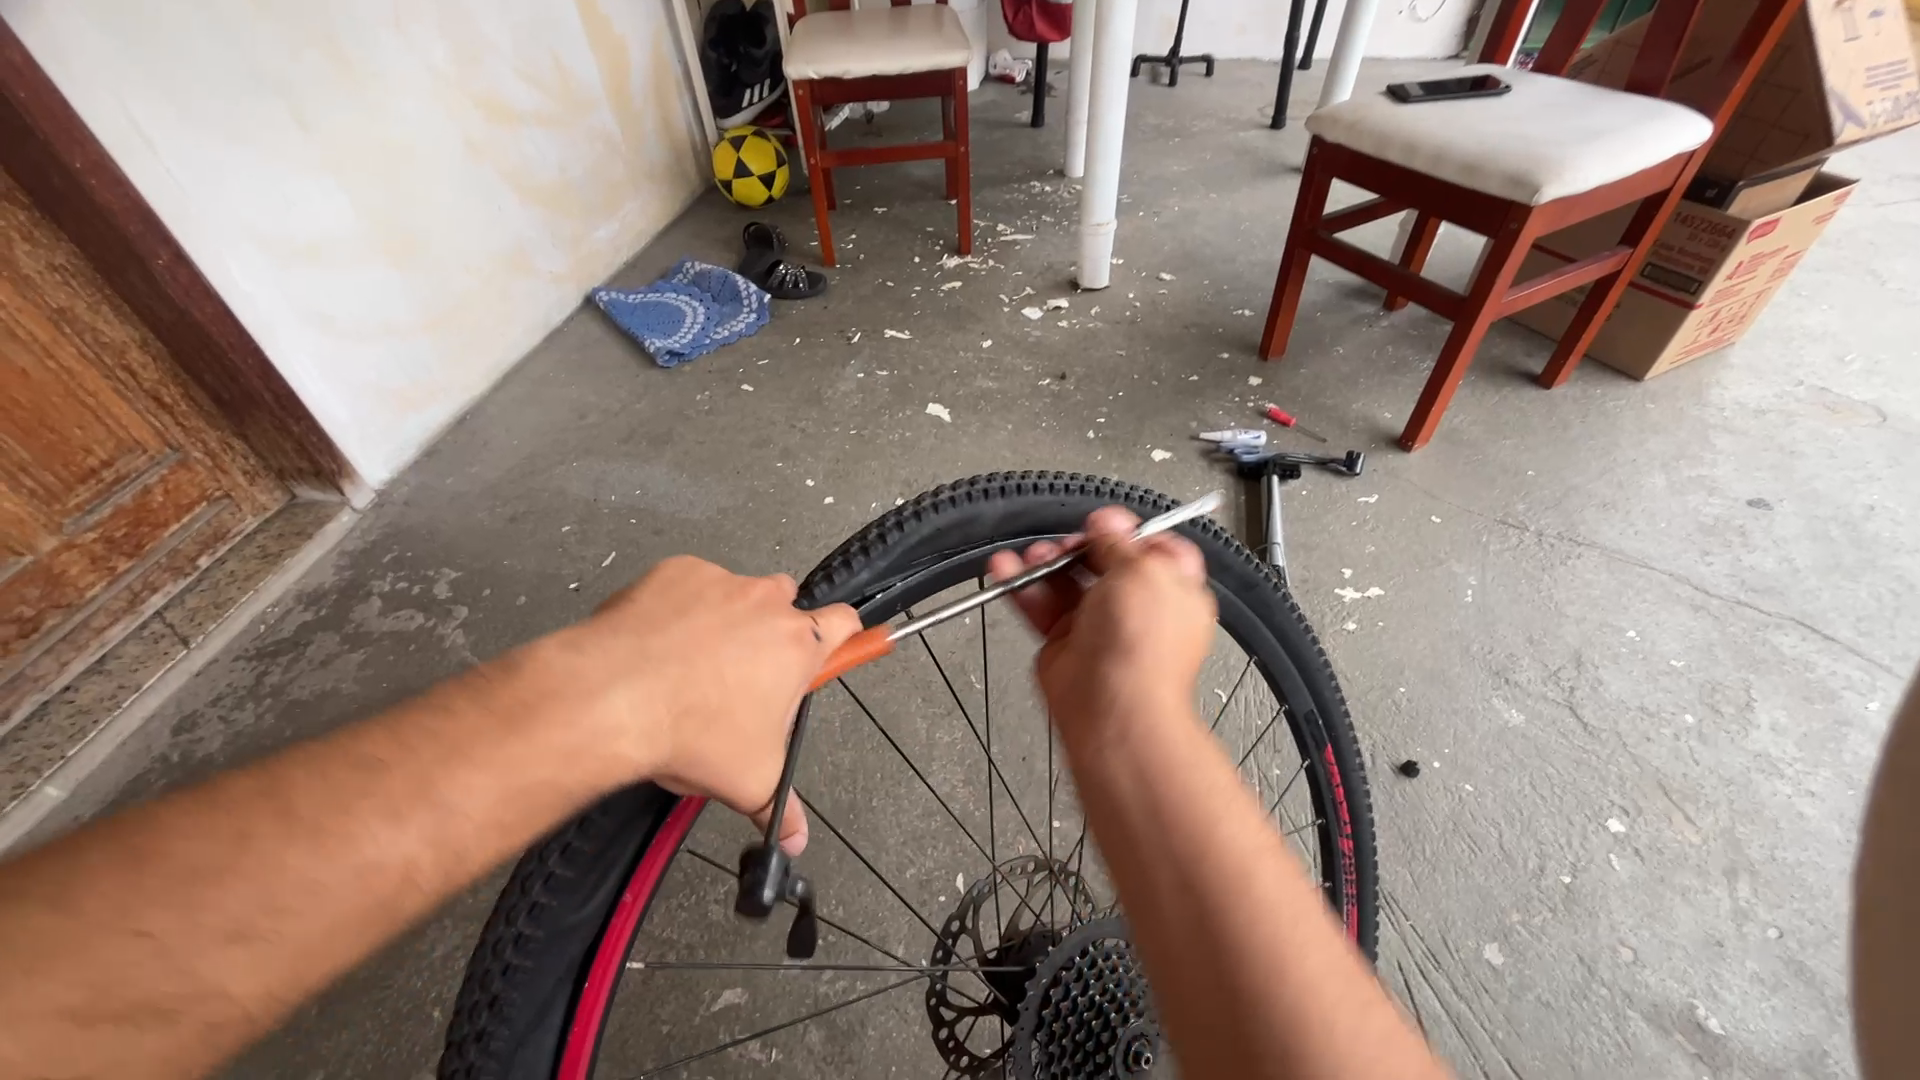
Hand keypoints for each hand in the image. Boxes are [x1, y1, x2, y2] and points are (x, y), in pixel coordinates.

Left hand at [544, 556, 860, 853]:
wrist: (611, 698)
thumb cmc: (685, 729)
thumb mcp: (749, 782)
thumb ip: (781, 808)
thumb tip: (792, 835)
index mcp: (797, 646)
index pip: (845, 623)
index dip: (844, 636)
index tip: (837, 646)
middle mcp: (765, 604)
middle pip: (788, 606)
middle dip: (773, 634)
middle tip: (746, 674)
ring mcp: (721, 583)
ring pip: (737, 596)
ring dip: (726, 621)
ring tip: (694, 665)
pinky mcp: (677, 573)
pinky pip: (690, 586)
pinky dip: (681, 608)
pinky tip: (663, 645)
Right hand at [987, 507, 1214, 748]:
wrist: (1112, 705)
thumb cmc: (1144, 648)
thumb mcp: (1141, 570)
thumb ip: (1121, 542)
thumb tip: (1107, 523)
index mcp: (1171, 590)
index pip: (1154, 550)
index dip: (1130, 533)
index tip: (1107, 524)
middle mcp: (1137, 608)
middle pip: (1104, 562)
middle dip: (1081, 546)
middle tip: (1069, 543)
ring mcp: (1099, 625)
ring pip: (1067, 581)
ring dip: (1046, 563)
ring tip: (1032, 555)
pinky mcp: (1064, 641)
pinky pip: (1040, 606)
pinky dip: (1022, 586)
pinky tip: (1007, 569)